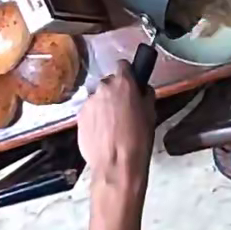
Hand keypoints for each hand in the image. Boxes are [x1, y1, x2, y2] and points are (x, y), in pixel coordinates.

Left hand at [77, 68, 153, 199]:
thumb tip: (142, 88)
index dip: (127, 73)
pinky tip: (103, 133)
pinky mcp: (79, 117)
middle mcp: (103, 88)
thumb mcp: (151, 112)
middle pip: (109, 82)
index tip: (131, 82)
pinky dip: (95, 118)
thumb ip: (146, 94)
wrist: (117, 164)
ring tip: (112, 124)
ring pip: (98, 98)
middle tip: (124, 108)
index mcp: (123, 83)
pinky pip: (89, 112)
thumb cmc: (138, 138)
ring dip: (104, 105)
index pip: (122, 65)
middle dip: (115, 91)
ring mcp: (89, 102)